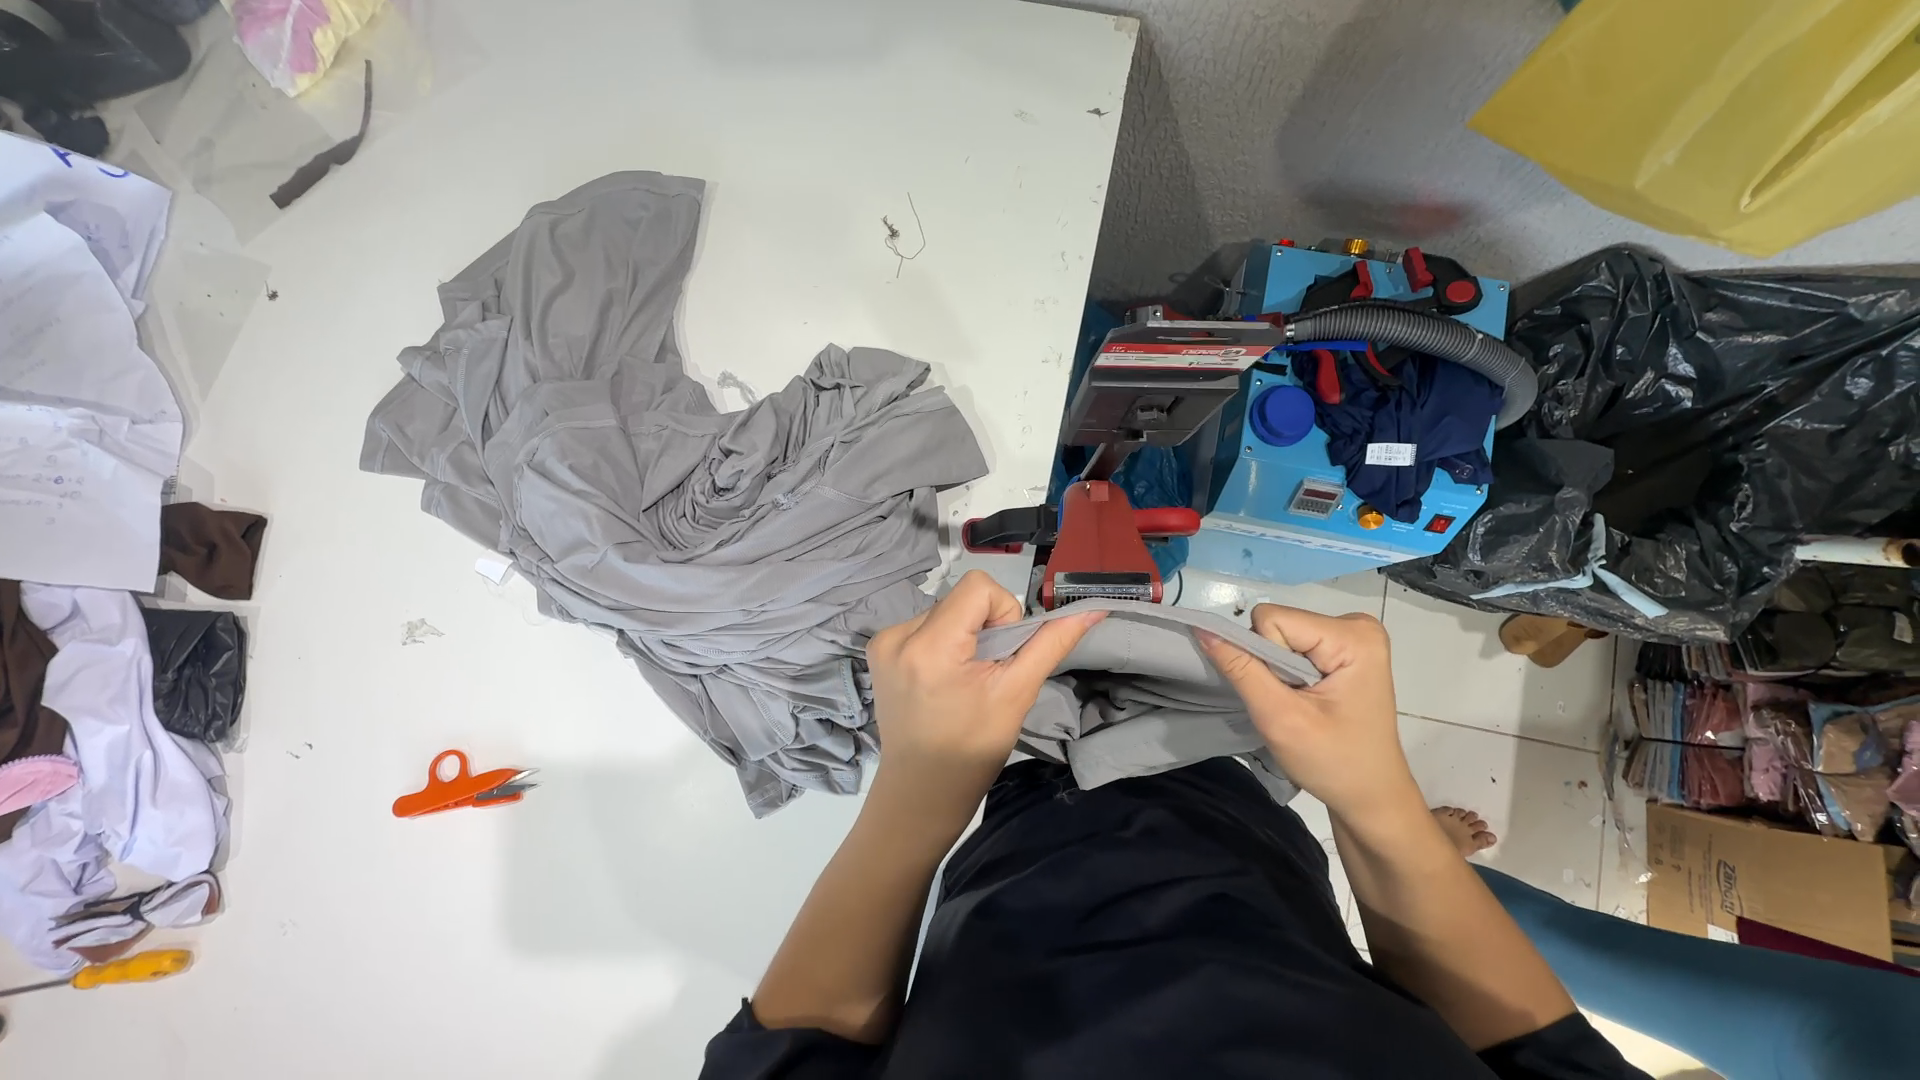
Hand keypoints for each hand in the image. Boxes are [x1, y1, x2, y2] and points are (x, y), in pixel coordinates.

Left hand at [867, 571, 1102, 815]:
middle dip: (984, 628)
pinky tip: (942, 680)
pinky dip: (943, 644)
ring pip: (945, 611)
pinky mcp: (879, 651)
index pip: (978, 587)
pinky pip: (924, 625)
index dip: (1003, 613)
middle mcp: (898, 635)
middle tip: (984, 673)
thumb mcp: (1017, 694)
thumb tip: (1090, 611)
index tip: (1002, 654)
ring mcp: (884, 642)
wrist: (922, 790)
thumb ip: (1050, 644)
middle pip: (961, 599)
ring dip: (963, 636)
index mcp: (930, 646)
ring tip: (962, 681)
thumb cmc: (973, 749)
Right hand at [1197, 605, 1419, 819]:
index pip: (1272, 620)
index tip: (1284, 695)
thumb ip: (1240, 668)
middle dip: (1272, 662)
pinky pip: (1294, 642)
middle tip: (1294, 702)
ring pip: (1282, 633)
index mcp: (1353, 636)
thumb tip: (1203, 628)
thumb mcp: (1279, 718)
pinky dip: (1290, 670)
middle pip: (1278, 623)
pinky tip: (1308, 696)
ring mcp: (1354, 634)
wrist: (1370, 795)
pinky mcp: (1347, 647)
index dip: (1262, 657)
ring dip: (1279, 668)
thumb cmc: (1331, 762)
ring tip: (1302, 702)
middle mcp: (1357, 625)